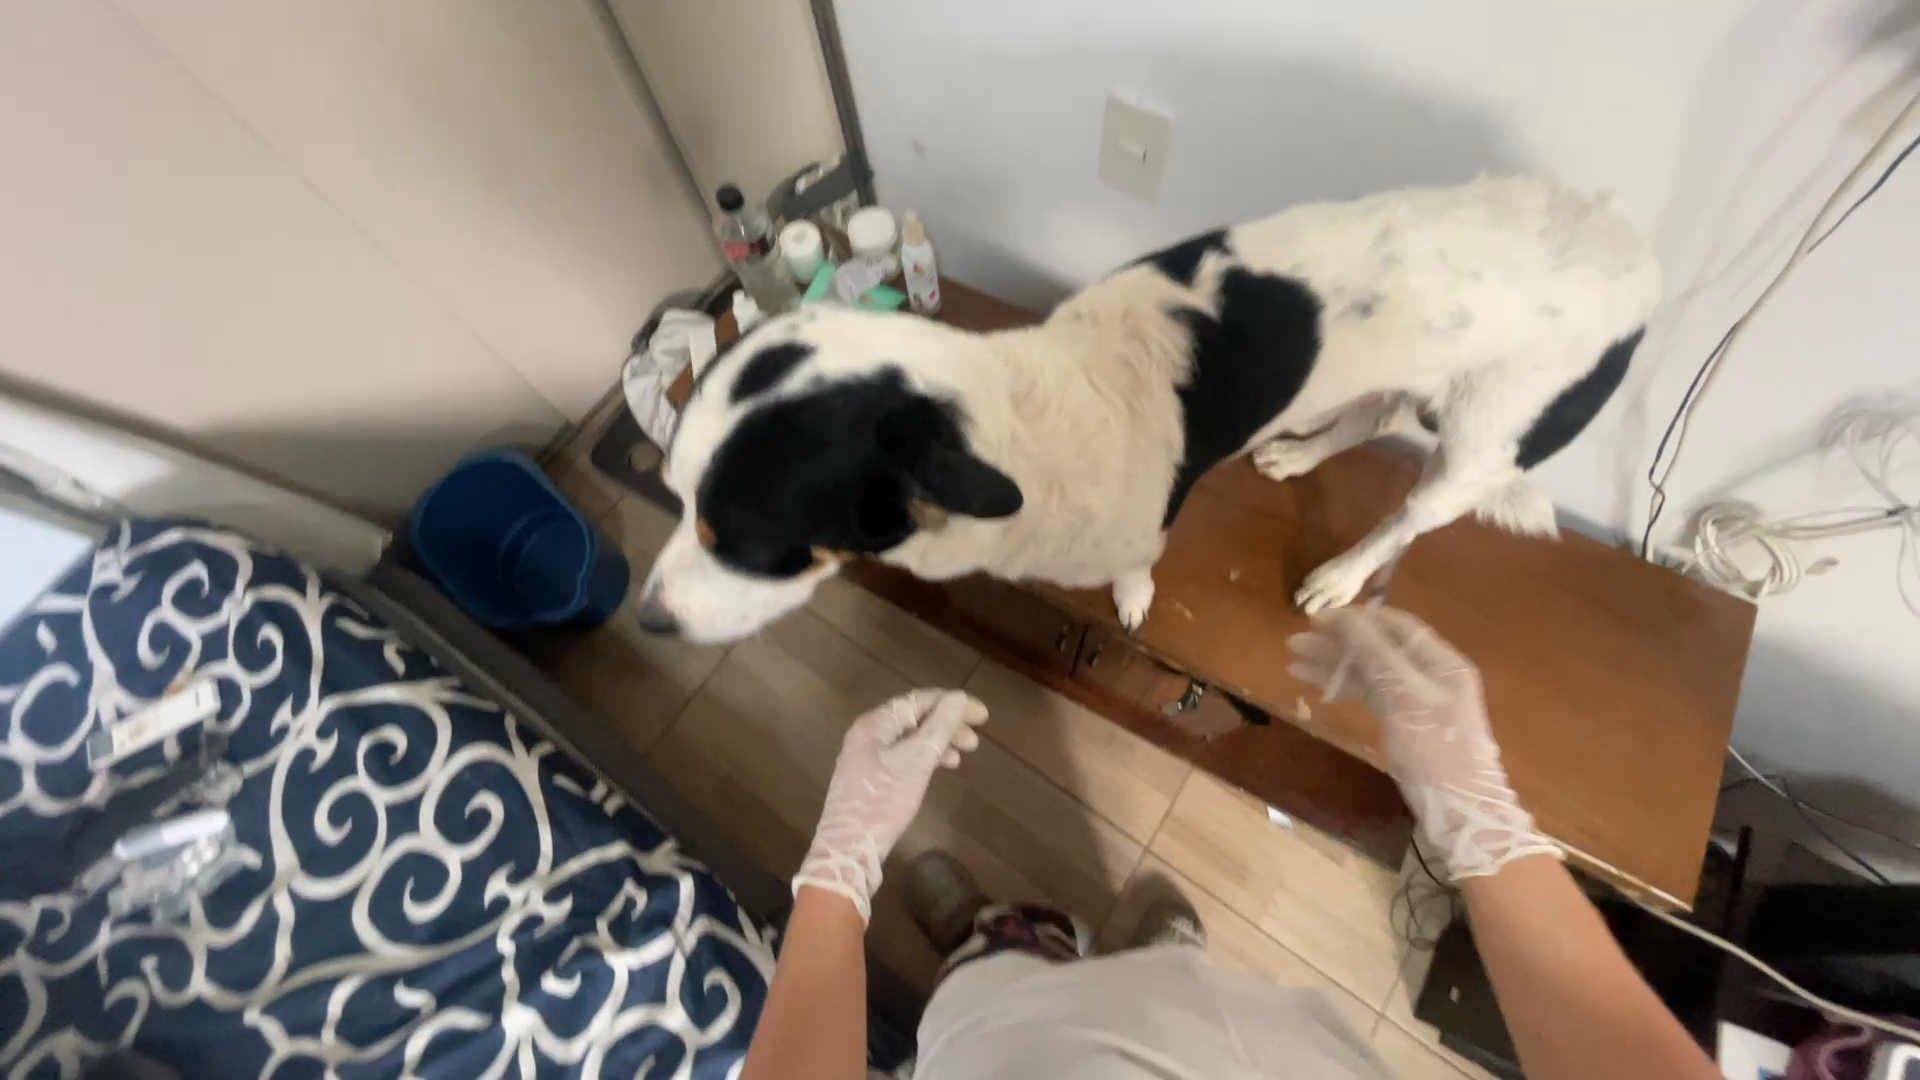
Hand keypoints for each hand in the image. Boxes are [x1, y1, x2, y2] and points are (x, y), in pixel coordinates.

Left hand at [793, 689, 988, 921]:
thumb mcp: (916, 762)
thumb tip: (958, 697)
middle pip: (915, 717)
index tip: (983, 715)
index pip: (920, 700)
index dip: (954, 704)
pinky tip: (938, 769)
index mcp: (876, 723)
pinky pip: (903, 756)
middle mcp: (869, 733)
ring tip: (961, 757)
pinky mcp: (870, 777)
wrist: (848, 850)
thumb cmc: (883, 802)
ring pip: (911, 738)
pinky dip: (924, 758)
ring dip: (938, 743)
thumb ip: (939, 727)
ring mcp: (867, 755)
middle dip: (948, 725)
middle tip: (975, 741)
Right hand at [1287, 607, 1560, 880]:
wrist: (1459, 810)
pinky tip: (1316, 686)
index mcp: (1440, 662)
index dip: (1355, 618)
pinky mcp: (1403, 720)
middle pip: (1377, 646)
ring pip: (1368, 670)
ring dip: (1332, 664)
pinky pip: (1369, 692)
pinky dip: (1343, 686)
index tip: (1315, 619)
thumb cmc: (1434, 748)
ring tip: (1292, 663)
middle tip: (1294, 642)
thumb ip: (1374, 653)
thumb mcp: (1403, 696)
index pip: (1395, 625)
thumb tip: (1344, 618)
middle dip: (1336, 642)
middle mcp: (1429, 674)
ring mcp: (1416, 698)